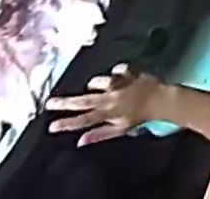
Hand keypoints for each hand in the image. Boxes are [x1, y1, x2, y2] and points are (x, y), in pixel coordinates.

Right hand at [46, 64, 164, 145]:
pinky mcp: (129, 72)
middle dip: (66, 103)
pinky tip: (120, 76)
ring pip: (99, 81)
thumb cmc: (139, 116)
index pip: (83, 121)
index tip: (50, 126)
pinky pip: (118, 69)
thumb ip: (100, 134)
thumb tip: (79, 141)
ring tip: (95, 86)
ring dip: (95, 84)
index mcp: (108, 113)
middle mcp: (111, 98)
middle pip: (84, 101)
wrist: (160, 99)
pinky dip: (117, 72)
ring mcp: (120, 83)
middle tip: (50, 102)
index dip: (67, 124)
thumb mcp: (120, 129)